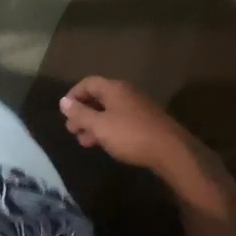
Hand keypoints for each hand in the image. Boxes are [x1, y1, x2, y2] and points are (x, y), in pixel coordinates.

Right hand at [59, 77, 191, 172]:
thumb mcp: (100, 126)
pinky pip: (122, 120)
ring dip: (95, 124)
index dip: (73, 95)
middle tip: (72, 129)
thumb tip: (63, 101)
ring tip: (84, 142)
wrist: (172, 152)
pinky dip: (109, 129)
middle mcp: (126, 93)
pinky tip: (106, 144)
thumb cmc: (130, 135)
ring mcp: (139, 107)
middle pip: (99, 97)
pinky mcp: (148, 122)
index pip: (88, 83)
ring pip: (110, 111)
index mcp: (113, 88)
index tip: (64, 111)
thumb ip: (80, 113)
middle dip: (83, 113)